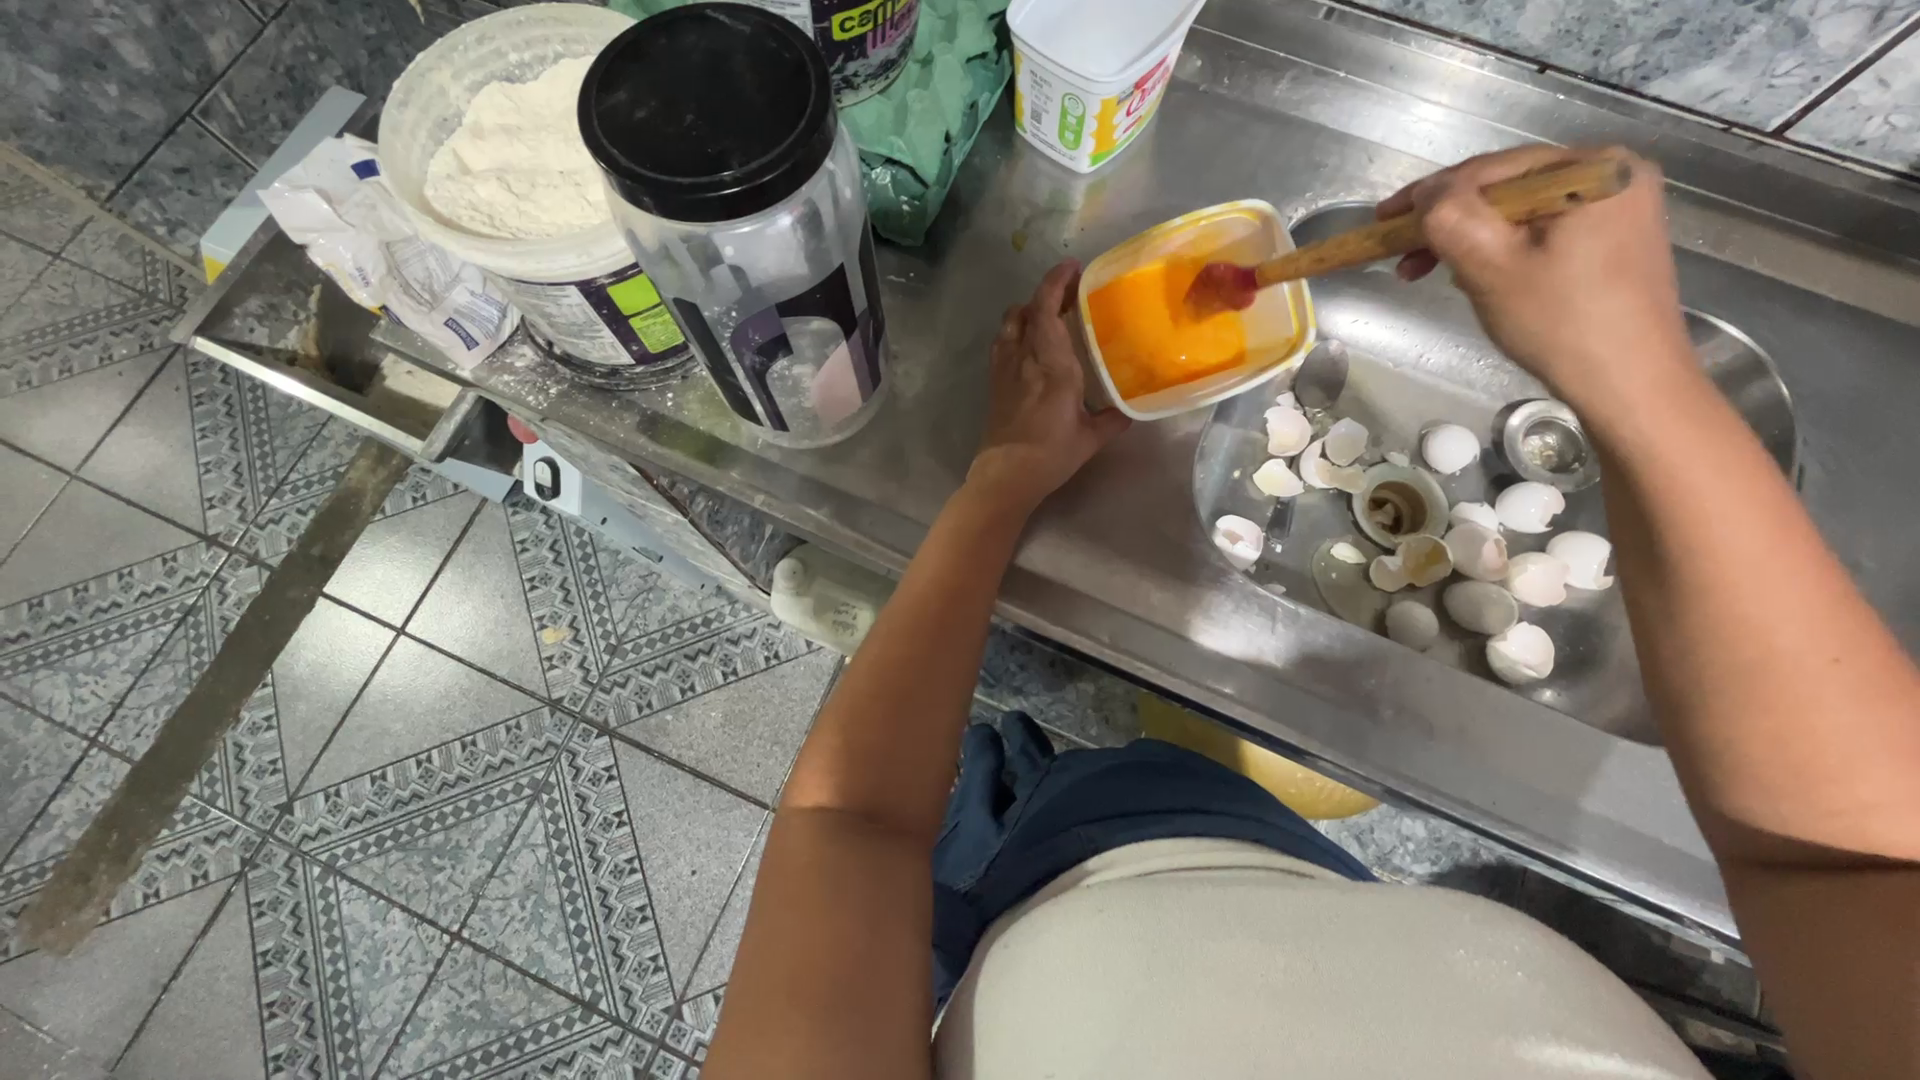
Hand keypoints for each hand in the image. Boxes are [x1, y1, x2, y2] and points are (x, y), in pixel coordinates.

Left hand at [968, 260, 1131, 515]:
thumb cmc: (1051, 455)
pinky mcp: (994, 383)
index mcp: (1052, 364)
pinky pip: (1002, 343)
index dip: (1057, 282)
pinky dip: (1016, 331)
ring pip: (1011, 323)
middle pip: (1028, 309)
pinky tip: (1029, 344)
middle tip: (1071, 293)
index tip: (1073, 268)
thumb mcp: (1091, 438)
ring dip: (1029, 310)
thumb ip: (1113, 418)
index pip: (1047, 309)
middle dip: (1048, 293)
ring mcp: (1005, 369)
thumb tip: (1130, 408)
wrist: (1006, 476)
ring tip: (1049, 315)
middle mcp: (1024, 358)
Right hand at [1380, 146, 1697, 413]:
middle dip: (1447, 219)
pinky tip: (1474, 273)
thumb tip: (1425, 195)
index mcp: (1593, 169)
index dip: (1428, 192)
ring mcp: (1617, 208)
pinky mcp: (1612, 239)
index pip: (1491, 168)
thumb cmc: (1560, 322)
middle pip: (1506, 187)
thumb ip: (1451, 218)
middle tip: (1399, 251)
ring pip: (1519, 211)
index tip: (1382, 218)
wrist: (1630, 382)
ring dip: (1466, 237)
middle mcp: (1613, 174)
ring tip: (1427, 270)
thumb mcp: (1491, 267)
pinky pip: (1539, 229)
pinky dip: (1498, 247)